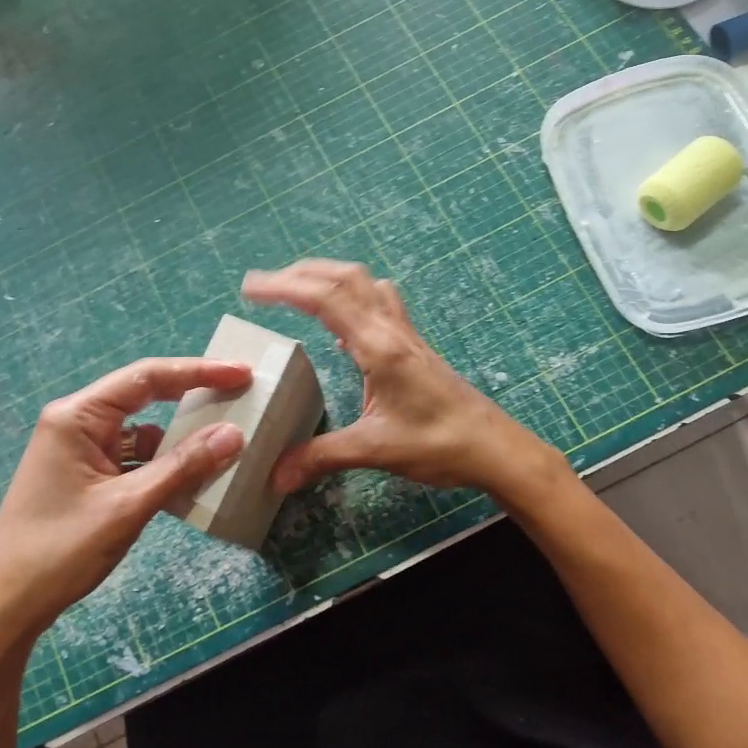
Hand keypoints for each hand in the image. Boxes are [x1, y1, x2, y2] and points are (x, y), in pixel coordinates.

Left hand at [0, 358, 250, 644]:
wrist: (6, 605)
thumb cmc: (60, 550)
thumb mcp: (128, 507)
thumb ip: (182, 467)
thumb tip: (234, 434)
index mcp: (77, 417)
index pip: (147, 378)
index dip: (198, 371)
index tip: (242, 373)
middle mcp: (76, 424)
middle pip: (145, 398)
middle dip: (192, 398)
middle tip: (242, 397)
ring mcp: (80, 452)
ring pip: (142, 433)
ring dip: (179, 440)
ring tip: (225, 443)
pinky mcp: (85, 477)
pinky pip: (133, 460)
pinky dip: (162, 467)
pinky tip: (191, 480)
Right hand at [243, 259, 556, 497]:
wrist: (496, 449)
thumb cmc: (441, 444)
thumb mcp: (375, 450)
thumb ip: (323, 457)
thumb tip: (277, 475)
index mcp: (379, 347)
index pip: (326, 298)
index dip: (284, 288)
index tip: (251, 289)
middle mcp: (393, 331)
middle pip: (346, 277)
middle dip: (301, 273)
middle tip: (265, 285)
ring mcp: (408, 337)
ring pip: (367, 284)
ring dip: (329, 277)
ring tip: (298, 290)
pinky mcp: (415, 348)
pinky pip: (381, 305)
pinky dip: (352, 298)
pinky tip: (340, 323)